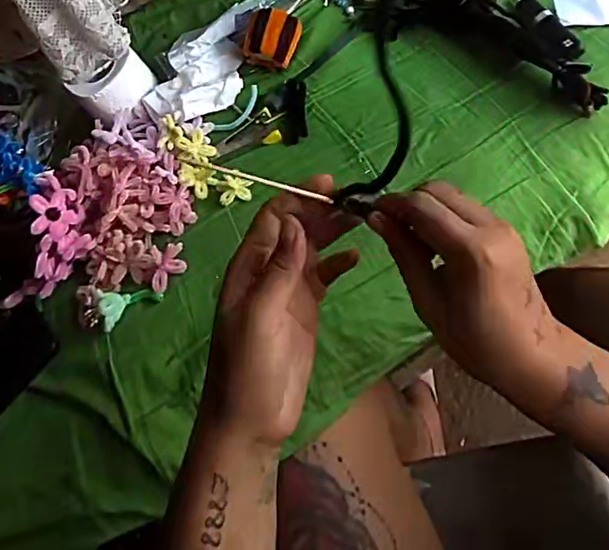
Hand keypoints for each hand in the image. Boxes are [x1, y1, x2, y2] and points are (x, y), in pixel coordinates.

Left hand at [200, 176, 359, 447]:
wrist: (252, 422)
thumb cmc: (246, 368)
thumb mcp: (259, 315)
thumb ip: (278, 269)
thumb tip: (295, 222)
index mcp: (250, 266)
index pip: (274, 217)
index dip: (299, 197)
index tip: (329, 186)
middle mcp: (268, 269)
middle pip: (296, 226)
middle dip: (321, 209)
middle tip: (355, 199)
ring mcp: (288, 288)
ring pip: (311, 246)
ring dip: (332, 229)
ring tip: (361, 217)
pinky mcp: (305, 307)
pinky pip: (323, 273)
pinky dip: (338, 261)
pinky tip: (355, 255)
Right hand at [368, 182, 563, 394]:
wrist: (532, 354)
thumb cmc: (476, 342)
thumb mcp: (429, 303)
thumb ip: (405, 254)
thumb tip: (377, 218)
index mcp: (471, 250)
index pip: (423, 205)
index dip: (393, 204)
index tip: (372, 213)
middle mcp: (490, 227)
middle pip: (438, 190)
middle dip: (409, 201)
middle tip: (390, 225)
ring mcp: (501, 224)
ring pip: (452, 195)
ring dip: (427, 206)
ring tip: (412, 236)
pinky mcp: (506, 227)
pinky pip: (466, 207)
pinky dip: (444, 213)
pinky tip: (435, 241)